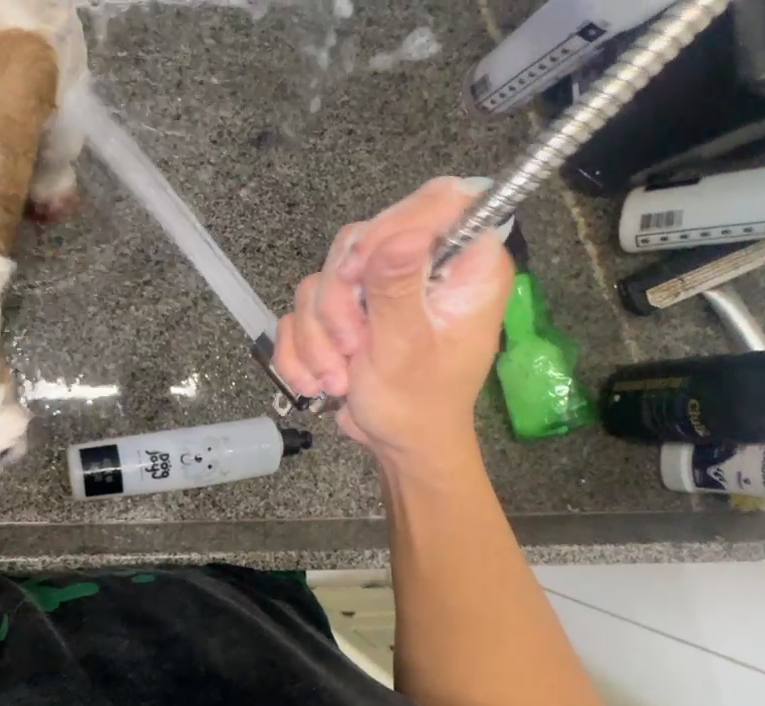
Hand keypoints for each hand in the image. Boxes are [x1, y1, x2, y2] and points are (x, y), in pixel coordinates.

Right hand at [273, 177, 513, 472]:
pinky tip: (318, 382)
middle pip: (359, 242)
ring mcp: (376, 287)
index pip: (435, 201)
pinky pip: (300, 313)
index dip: (390, 227)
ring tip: (337, 379)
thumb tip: (402, 238)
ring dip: (318, 337)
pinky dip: (301, 351)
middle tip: (352, 347)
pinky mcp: (343, 311)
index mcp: (463, 265)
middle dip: (338, 303)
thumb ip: (398, 292)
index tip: (359, 272)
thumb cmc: (418, 405)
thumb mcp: (408, 351)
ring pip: (321, 280)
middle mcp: (420, 265)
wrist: (398, 445)